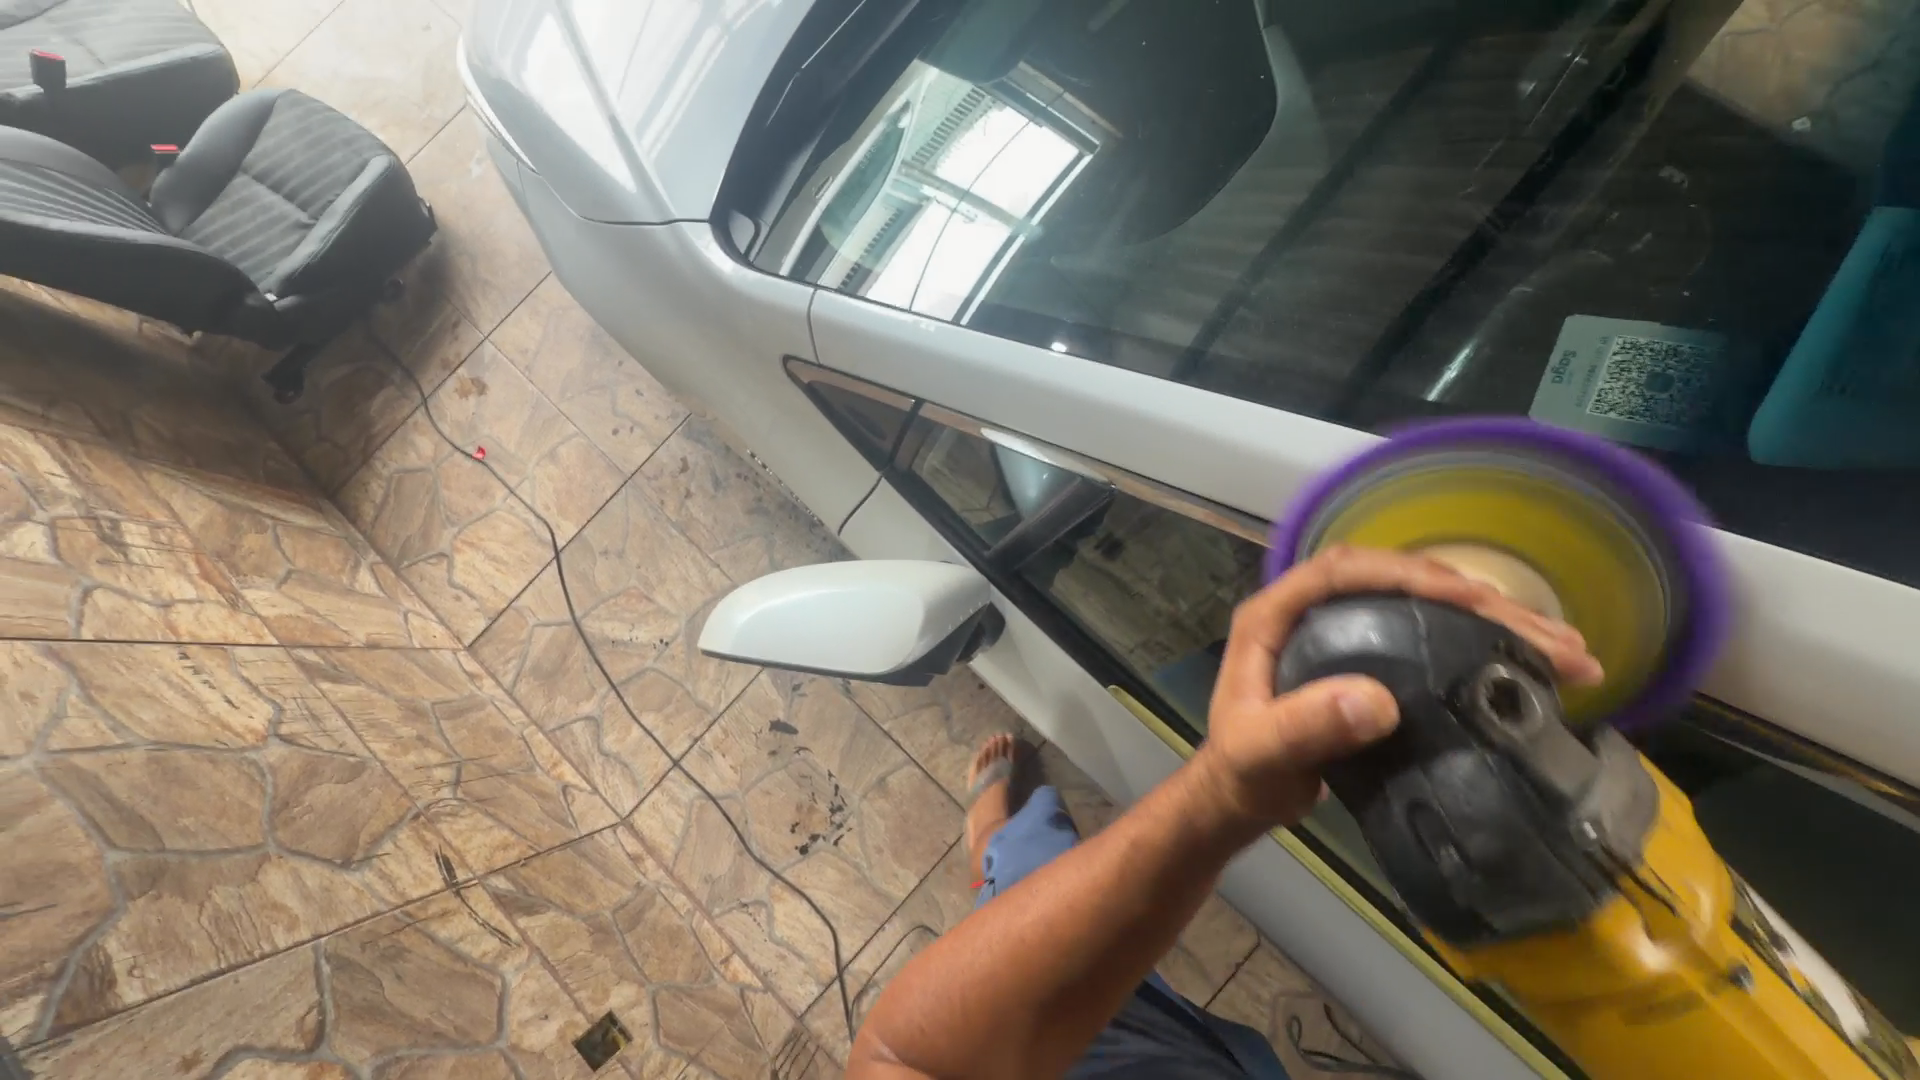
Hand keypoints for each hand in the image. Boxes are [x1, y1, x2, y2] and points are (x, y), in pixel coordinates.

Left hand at [1192, 546, 1605, 830]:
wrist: (1243, 795)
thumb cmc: (1241, 770)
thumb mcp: (1261, 751)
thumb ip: (1303, 726)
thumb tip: (1376, 700)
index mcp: (1272, 617)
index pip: (1338, 571)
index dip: (1403, 574)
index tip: (1471, 597)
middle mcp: (1309, 614)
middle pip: (1392, 582)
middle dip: (1472, 601)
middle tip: (1547, 633)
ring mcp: (1341, 635)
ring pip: (1420, 606)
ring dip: (1492, 622)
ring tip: (1567, 648)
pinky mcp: (1369, 661)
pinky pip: (1428, 637)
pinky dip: (1481, 646)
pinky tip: (1534, 665)